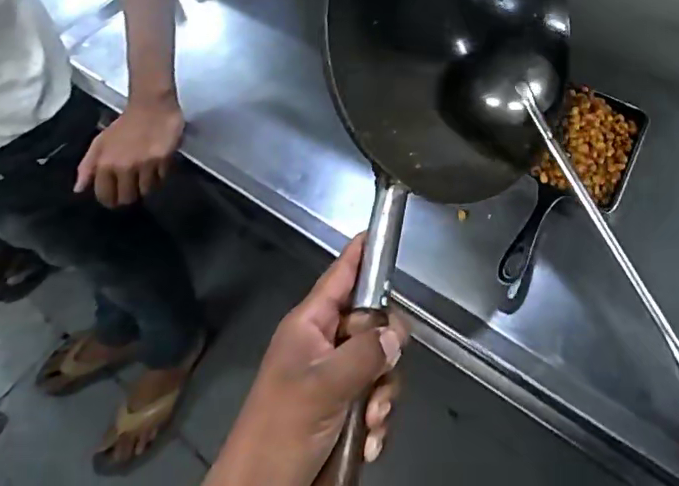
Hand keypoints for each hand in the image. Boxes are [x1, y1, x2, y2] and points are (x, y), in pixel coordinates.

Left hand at [75, 93, 183, 207]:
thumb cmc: (125, 124)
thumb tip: (79, 189)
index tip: (117, 194)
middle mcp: (124, 167)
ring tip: (148, 171)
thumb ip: (88, 165)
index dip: (111, 199)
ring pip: (147, 190)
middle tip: (134, 184)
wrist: (152, 105)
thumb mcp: (101, 141)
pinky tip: (158, 161)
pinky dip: (161, 173)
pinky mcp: (163, 160)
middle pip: (127, 198)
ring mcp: (145, 164)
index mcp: (106, 164)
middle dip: (130, 193)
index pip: (106, 196)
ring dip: (147, 183)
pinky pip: (162, 177)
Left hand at [205, 236, 408, 485]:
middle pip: (371, 326)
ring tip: (370, 424)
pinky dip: (376, 423)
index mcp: (309, 324)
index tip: (376, 234)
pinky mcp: (341, 409)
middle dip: (385, 356)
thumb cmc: (281, 428)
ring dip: (382, 398)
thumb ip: (365, 353)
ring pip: (378, 366)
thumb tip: (396, 334)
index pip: (339, 277)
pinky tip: (368, 444)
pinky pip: (374, 400)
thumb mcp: (324, 386)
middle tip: (381, 382)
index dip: (358, 256)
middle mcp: (323, 344)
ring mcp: (332, 378)